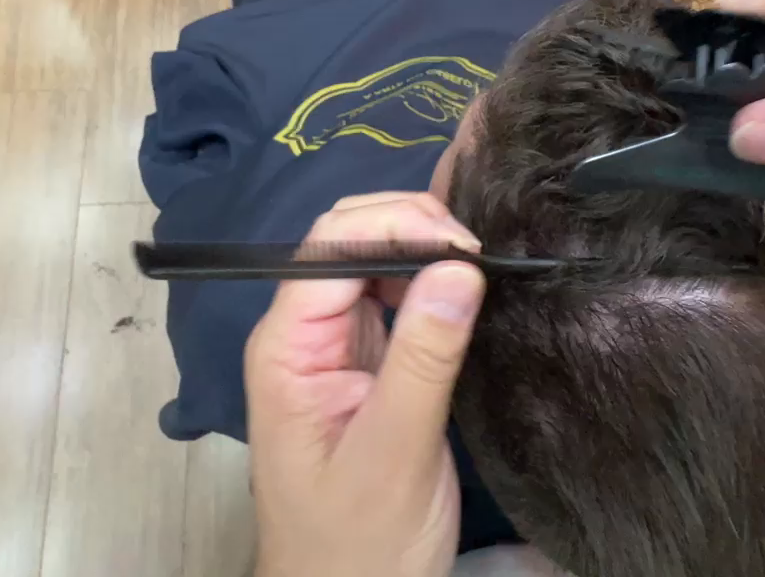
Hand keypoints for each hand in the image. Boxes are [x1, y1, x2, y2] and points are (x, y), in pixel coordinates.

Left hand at [245, 192, 487, 576]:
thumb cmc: (360, 542)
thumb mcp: (397, 453)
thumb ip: (424, 356)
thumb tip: (461, 266)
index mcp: (287, 345)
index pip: (330, 246)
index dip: (395, 225)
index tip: (465, 247)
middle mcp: (300, 328)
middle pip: (343, 237)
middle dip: (407, 223)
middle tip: (476, 250)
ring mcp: (328, 338)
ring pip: (366, 254)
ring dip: (418, 242)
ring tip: (475, 259)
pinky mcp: (358, 354)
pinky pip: (386, 288)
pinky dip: (423, 272)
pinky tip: (456, 280)